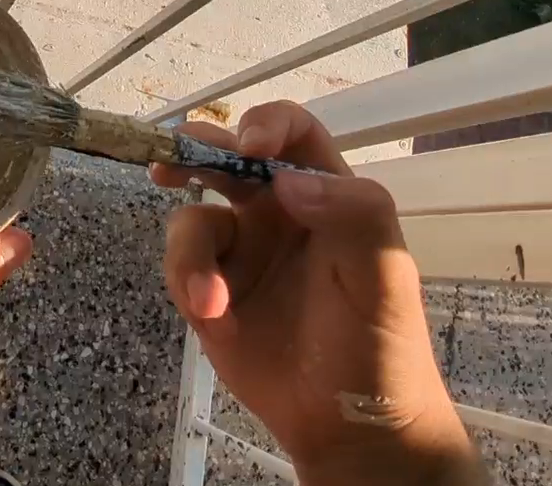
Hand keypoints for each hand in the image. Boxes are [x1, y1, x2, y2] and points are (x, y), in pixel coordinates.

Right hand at [153, 102, 482, 485]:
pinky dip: (186, 284)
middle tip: (168, 165)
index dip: (265, 123)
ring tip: (207, 302)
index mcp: (321, 192)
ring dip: (189, 253)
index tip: (248, 147)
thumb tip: (285, 180)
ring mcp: (237, 247)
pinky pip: (178, 263)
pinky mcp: (207, 285)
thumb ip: (353, 213)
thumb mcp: (383, 276)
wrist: (350, 429)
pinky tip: (211, 317)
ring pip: (190, 215)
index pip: (292, 130)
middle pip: (222, 154)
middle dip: (190, 151)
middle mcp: (273, 208)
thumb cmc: (380, 342)